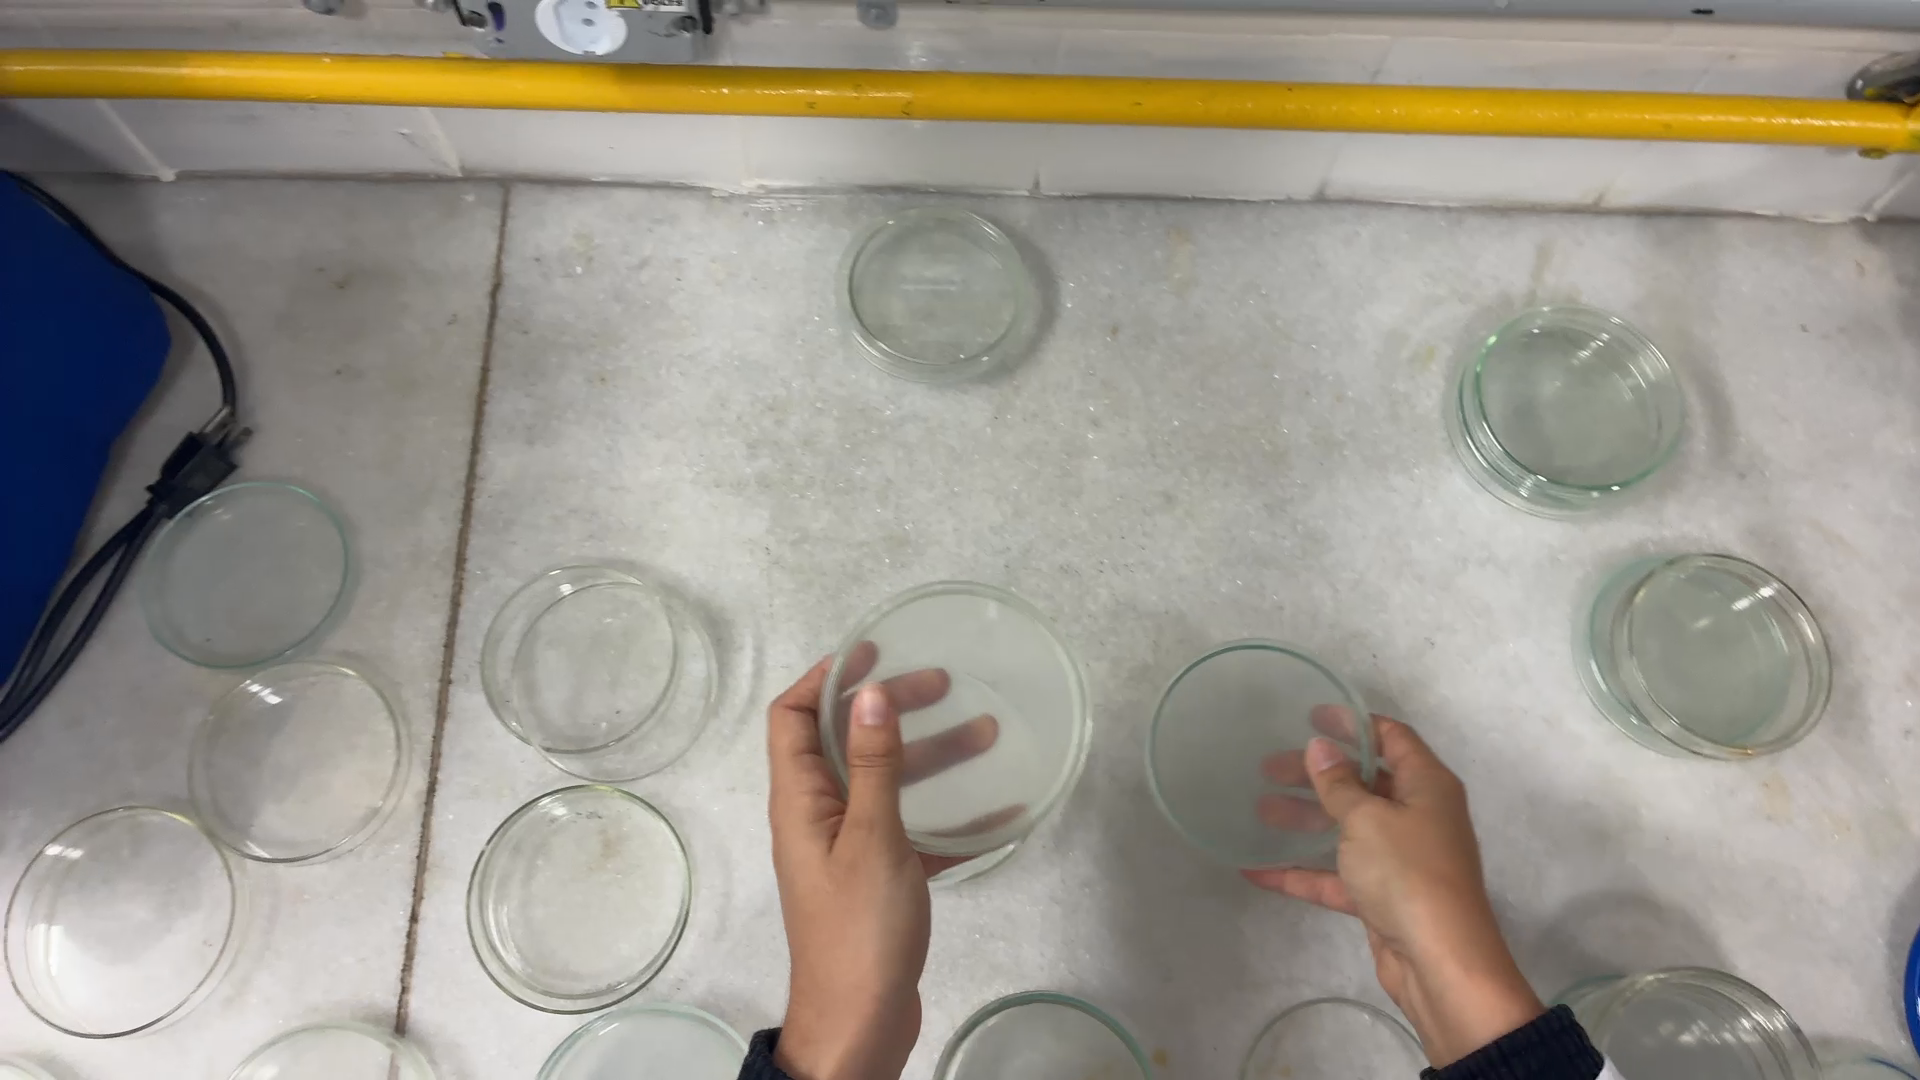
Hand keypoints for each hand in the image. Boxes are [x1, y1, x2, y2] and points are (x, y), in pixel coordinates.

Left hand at [765, 653, 996, 1079]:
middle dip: (891, 706)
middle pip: (849, 738)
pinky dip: (948, 814)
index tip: (871, 653)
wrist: (860, 1028)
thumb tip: (868, 692)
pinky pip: (913, 827)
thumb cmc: (858, 927)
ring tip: (987, 732)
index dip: (825, 677)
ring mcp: (850, 843)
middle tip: (942, 683)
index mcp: (802, 798)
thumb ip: (873, 764)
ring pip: (888, 781)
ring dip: (931, 755)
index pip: (794, 716)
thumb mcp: (872, 838)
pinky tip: (1000, 810)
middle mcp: (820, 812)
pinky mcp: (879, 872)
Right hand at [1243, 714, 1543, 1067]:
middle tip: (1266, 766)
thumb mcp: (1367, 818)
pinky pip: (1335, 872)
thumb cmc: (1408, 874)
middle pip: (1361, 781)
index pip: (1391, 737)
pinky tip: (1256, 869)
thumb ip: (1338, 782)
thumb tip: (1319, 747)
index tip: (1308, 715)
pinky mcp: (1381, 893)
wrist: (1441, 966)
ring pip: (1344, 825)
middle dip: (1314, 773)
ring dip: (1303, 817)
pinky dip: (1300, 870)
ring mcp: (1398, 856)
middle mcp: (1416, 815)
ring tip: (1257, 808)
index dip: (1352, 723)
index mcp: (1425, 786)